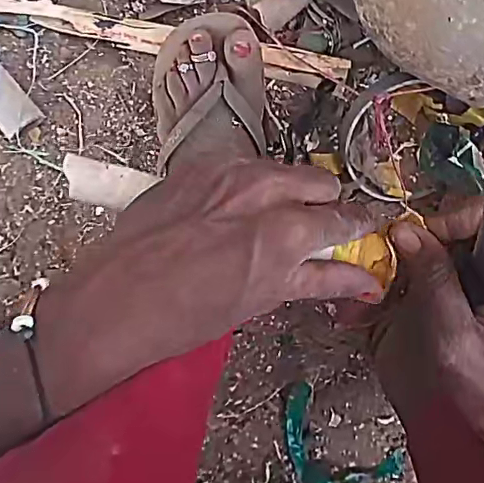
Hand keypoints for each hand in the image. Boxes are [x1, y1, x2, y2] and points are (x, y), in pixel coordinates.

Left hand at [33, 157, 381, 414]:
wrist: (115, 301)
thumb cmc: (186, 315)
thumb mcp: (260, 300)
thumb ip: (318, 279)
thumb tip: (365, 281)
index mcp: (280, 231)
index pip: (343, 216)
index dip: (362, 224)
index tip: (368, 229)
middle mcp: (257, 189)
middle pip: (319, 181)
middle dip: (325, 205)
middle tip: (316, 232)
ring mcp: (223, 172)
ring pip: (280, 169)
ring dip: (289, 191)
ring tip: (273, 222)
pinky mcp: (195, 167)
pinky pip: (242, 167)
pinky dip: (251, 185)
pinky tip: (235, 211)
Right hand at [378, 202, 483, 482]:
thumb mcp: (456, 342)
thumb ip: (431, 280)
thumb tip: (406, 232)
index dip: (443, 221)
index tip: (414, 243)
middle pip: (480, 233)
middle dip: (437, 249)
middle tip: (406, 273)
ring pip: (478, 256)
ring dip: (442, 272)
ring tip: (417, 299)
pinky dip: (455, 290)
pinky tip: (438, 317)